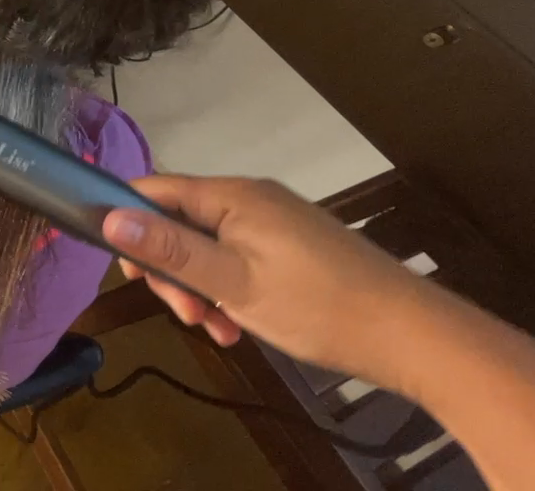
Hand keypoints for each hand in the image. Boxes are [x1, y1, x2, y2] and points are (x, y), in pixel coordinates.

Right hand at [103, 175, 441, 390]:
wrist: (426, 344)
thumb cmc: (320, 307)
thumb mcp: (233, 282)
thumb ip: (169, 248)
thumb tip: (107, 217)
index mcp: (231, 196)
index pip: (152, 191)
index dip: (128, 224)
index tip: (130, 271)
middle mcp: (250, 199)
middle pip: (179, 222)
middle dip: (170, 269)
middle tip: (184, 314)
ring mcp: (276, 223)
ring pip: (208, 246)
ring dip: (200, 287)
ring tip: (215, 329)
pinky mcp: (295, 248)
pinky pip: (239, 258)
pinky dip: (229, 289)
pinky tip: (238, 326)